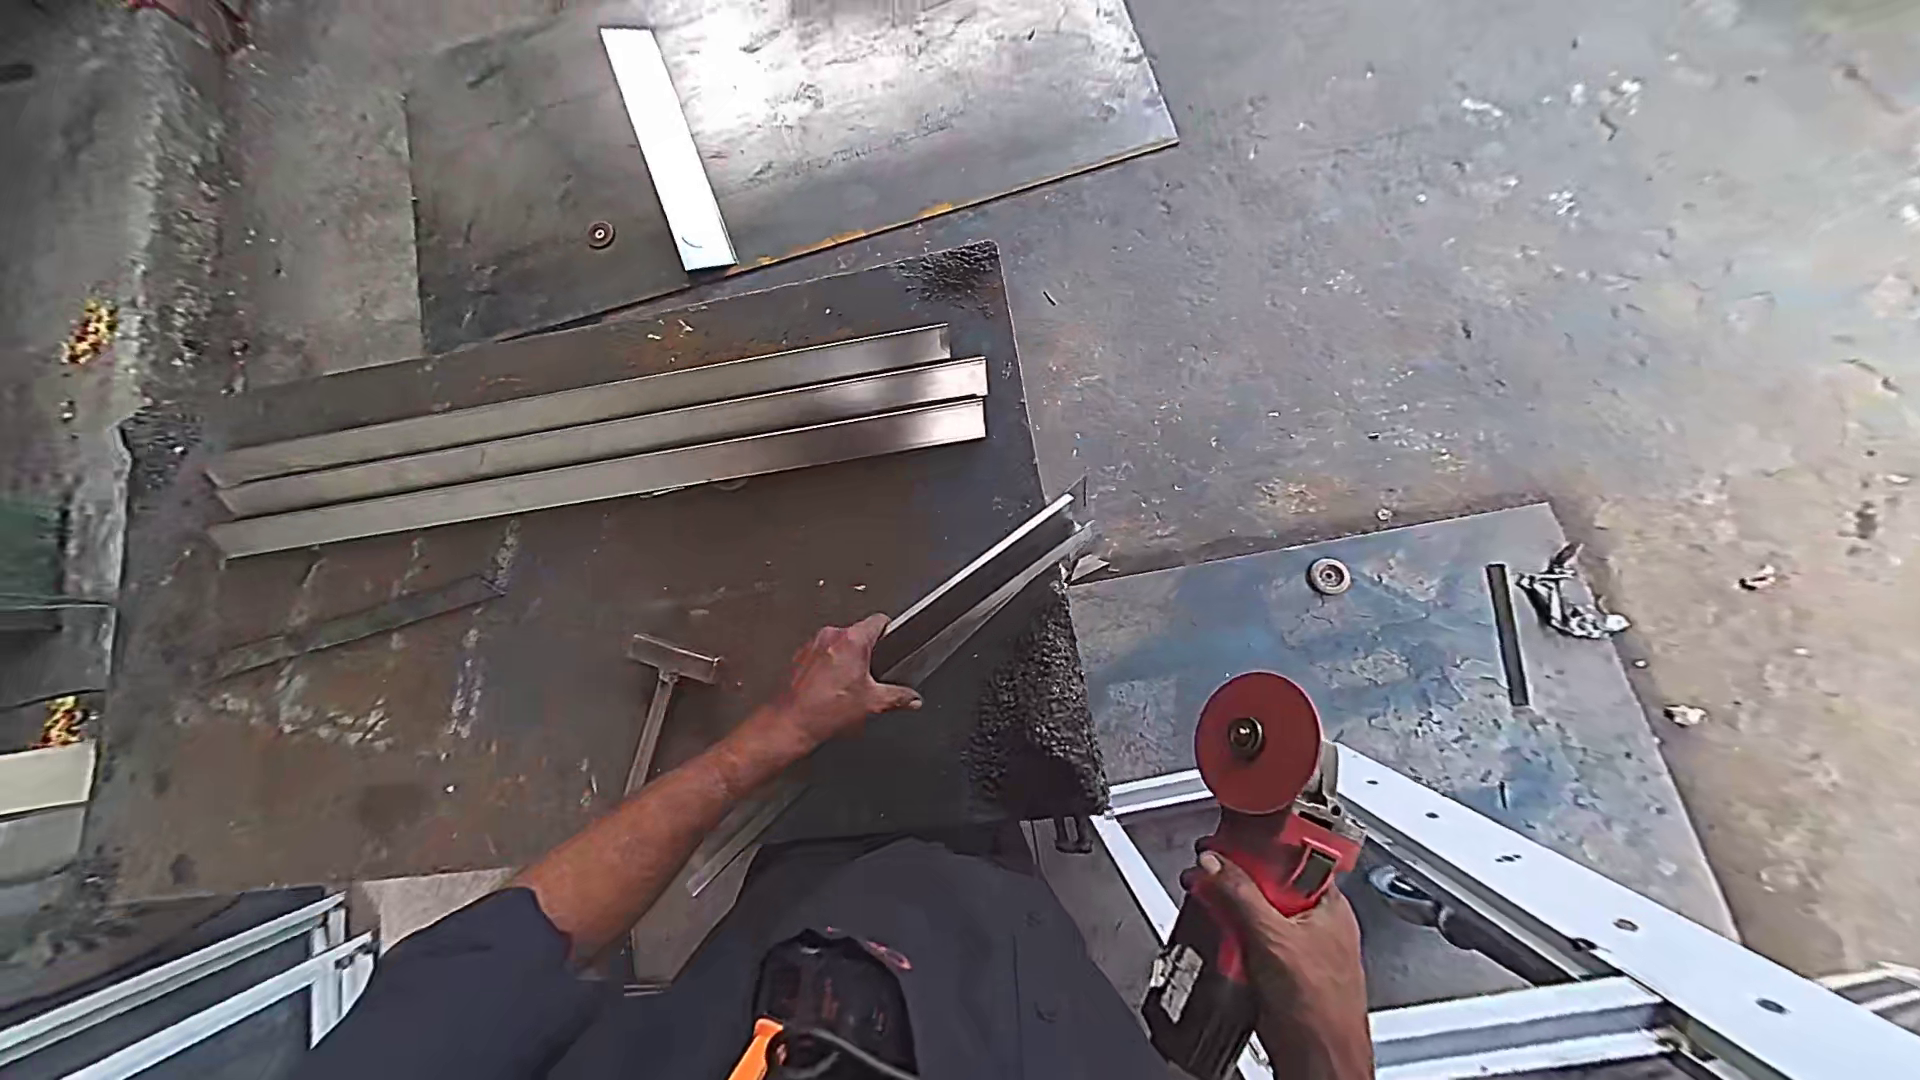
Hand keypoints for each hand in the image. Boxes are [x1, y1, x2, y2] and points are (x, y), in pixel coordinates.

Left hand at [761, 615, 921, 750]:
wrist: (790, 723)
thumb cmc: (824, 711)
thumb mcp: (872, 703)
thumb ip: (898, 697)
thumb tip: (912, 699)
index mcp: (852, 640)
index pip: (880, 620)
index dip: (890, 630)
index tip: (892, 640)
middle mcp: (831, 635)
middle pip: (859, 633)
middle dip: (867, 652)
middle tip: (870, 674)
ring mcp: (813, 644)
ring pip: (839, 643)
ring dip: (846, 658)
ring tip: (847, 684)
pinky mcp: (800, 655)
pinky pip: (822, 652)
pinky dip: (828, 664)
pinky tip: (830, 687)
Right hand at [1191, 851, 1372, 1079]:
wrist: (1319, 1070)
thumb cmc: (1321, 1015)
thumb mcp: (1273, 939)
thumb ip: (1240, 894)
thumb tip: (1213, 861)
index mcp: (1327, 905)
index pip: (1293, 853)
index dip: (1261, 841)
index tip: (1231, 835)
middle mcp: (1313, 920)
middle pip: (1265, 879)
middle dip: (1233, 875)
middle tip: (1209, 871)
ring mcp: (1294, 943)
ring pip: (1252, 906)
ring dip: (1227, 903)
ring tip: (1207, 900)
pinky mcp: (1276, 963)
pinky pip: (1245, 932)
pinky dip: (1228, 929)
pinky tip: (1217, 934)